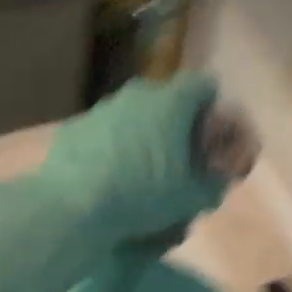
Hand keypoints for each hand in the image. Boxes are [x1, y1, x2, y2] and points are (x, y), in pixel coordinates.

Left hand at [39, 73, 227, 242]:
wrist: (72, 207)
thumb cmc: (142, 196)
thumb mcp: (190, 198)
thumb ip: (214, 183)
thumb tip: (220, 178)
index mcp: (172, 102)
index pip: (204, 85)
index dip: (212, 109)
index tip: (209, 137)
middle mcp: (137, 95)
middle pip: (164, 100)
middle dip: (173, 125)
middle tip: (175, 159)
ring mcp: (100, 109)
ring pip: (129, 116)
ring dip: (138, 136)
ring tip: (136, 173)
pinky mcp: (72, 129)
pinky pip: (100, 134)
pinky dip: (107, 149)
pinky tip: (103, 180)